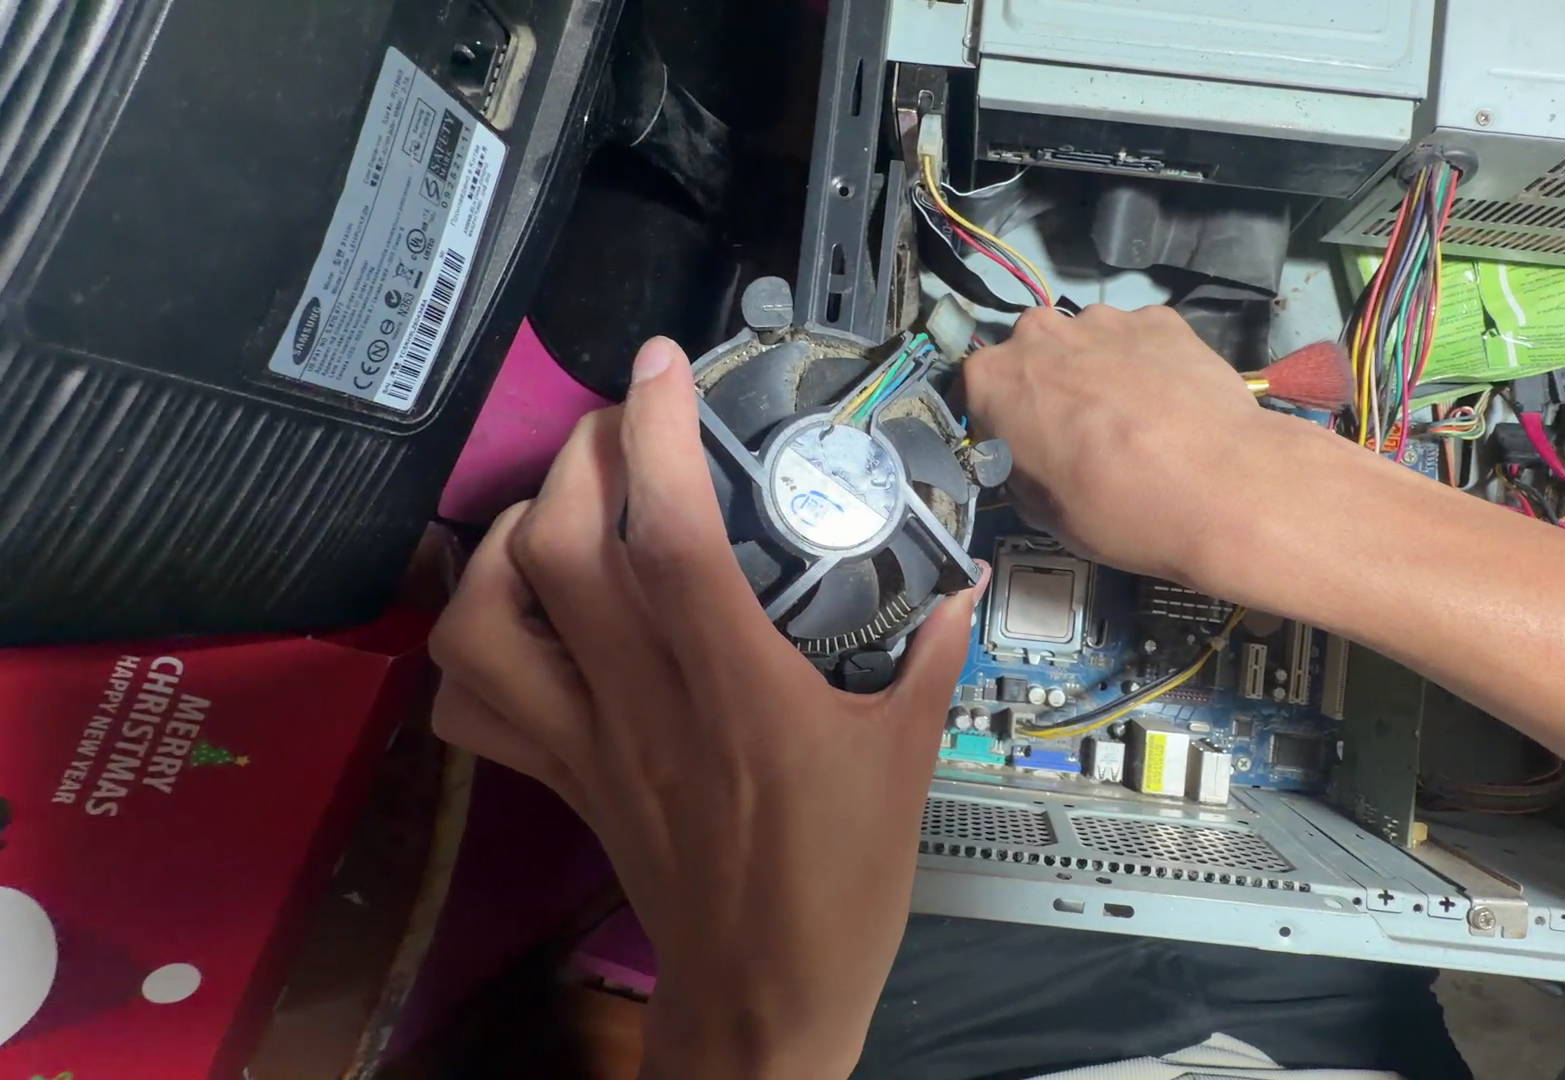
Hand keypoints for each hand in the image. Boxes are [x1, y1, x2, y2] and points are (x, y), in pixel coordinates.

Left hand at [429, 338, 985, 1078]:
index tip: (667, 367)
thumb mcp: (910, 755)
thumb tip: (963, 586)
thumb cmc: (844, 876)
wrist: (768, 991)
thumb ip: (932, 657)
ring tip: (566, 500)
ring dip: (512, 529)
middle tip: (630, 418)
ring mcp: (586, 742)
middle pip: (566, 546)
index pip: (676, 538)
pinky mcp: (559, 777)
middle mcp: (646, 701)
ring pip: (490, 614)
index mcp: (741, 686)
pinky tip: (518, 606)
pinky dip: (473, 633)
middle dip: (586, 451)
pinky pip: (471, 700)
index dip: (661, 437)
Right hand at [963, 305, 1275, 585]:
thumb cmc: (1115, 508)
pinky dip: (1142, 364)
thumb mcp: (1041, 511)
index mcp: (993, 379)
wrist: (1220, 486)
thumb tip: (1024, 457)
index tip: (1020, 448)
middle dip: (1045, 388)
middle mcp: (1038, 333)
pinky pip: (1135, 340)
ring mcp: (1103, 318)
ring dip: (1094, 372)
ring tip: (1131, 418)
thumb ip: (1018, 469)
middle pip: (1030, 358)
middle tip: (1076, 434)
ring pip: (1084, 344)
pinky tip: (1166, 403)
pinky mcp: (1160, 317)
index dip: (998, 423)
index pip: (976, 393)